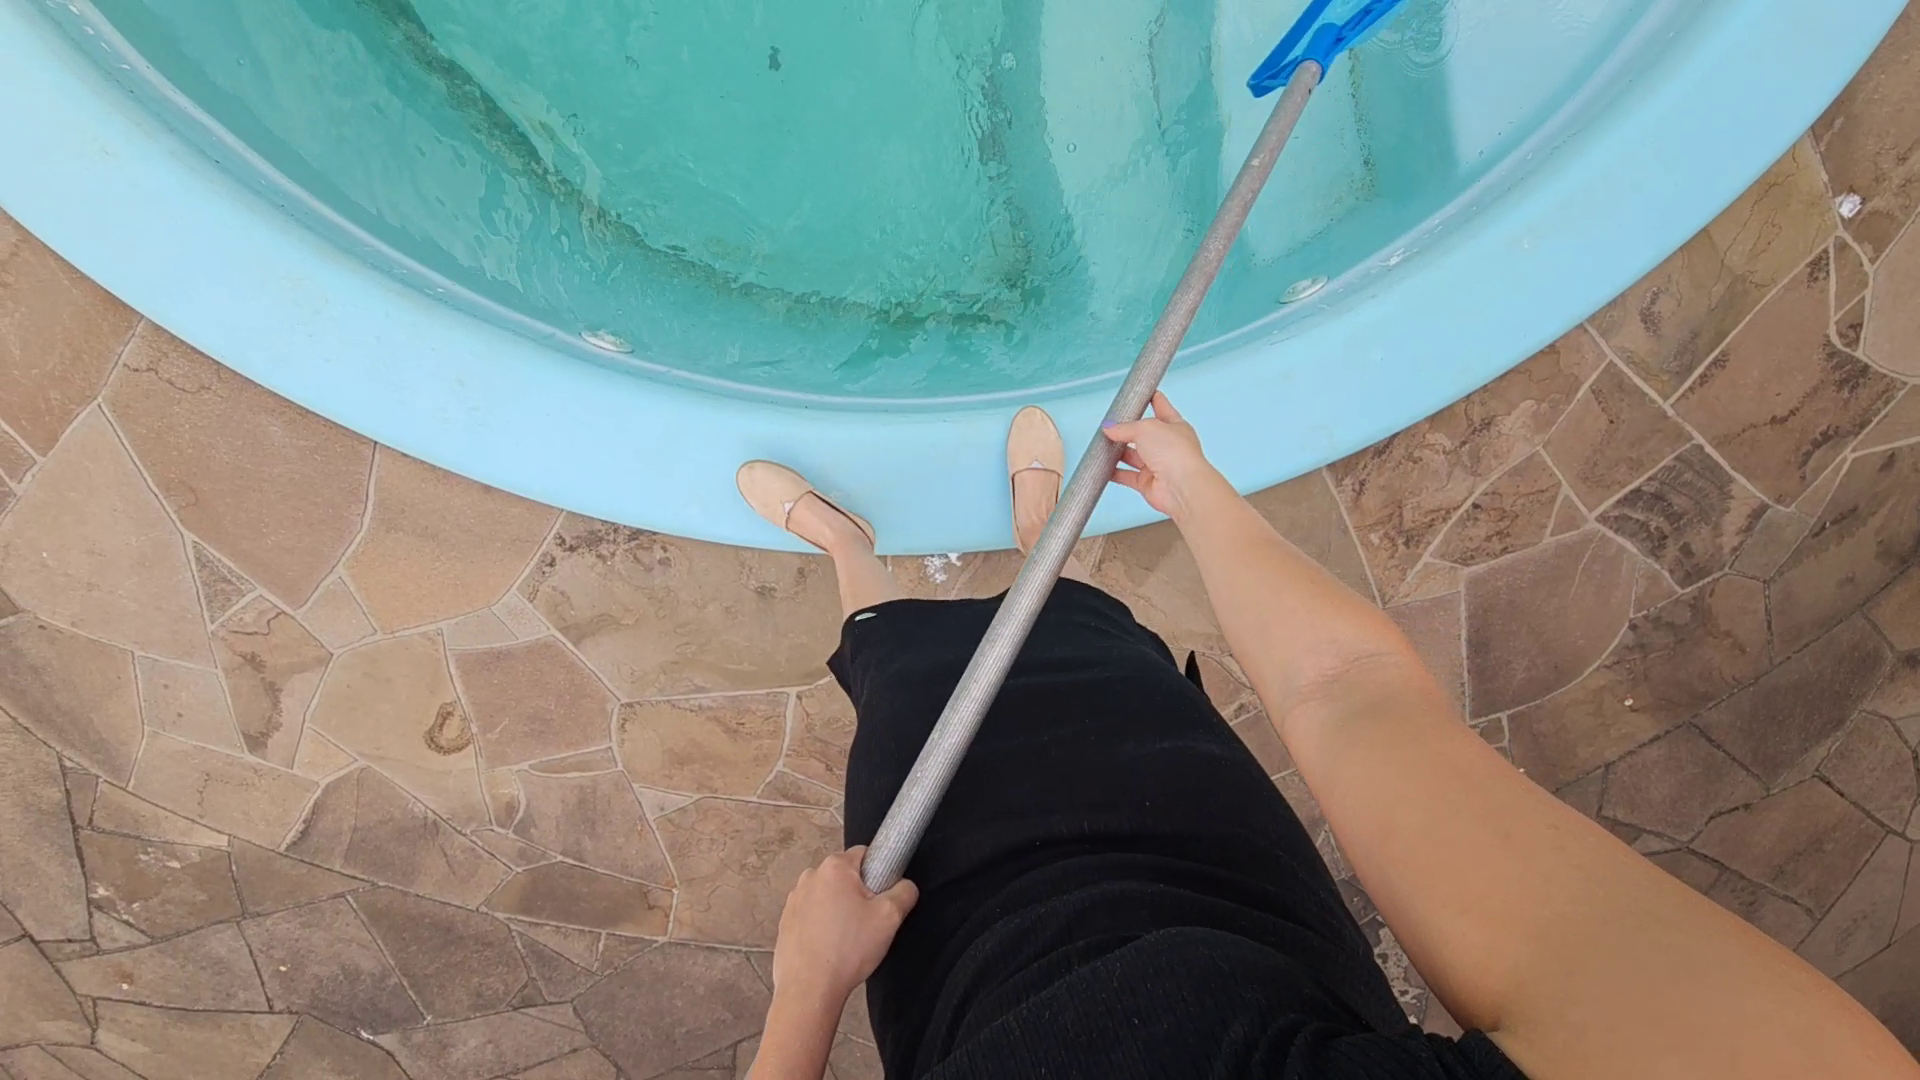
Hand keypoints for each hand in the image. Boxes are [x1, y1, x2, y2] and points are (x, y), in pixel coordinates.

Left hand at [771, 846, 918, 1002]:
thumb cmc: (848, 950)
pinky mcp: (785, 921)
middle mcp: (810, 875)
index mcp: (835, 867)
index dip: (878, 874)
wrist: (809, 990)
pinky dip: (821, 925)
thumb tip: (906, 885)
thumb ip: (905, 892)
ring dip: (838, 909)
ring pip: (828, 895)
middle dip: (858, 894)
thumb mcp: (890, 917)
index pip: (864, 854)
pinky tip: (829, 947)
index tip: (880, 899)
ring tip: (846, 939)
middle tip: (867, 922)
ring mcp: (794, 898)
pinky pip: (811, 914)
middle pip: (845, 876)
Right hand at [1103, 392, 1223, 521]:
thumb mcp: (1146, 428)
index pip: (1160, 406)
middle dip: (1125, 430)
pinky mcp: (1146, 483)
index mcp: (1174, 426)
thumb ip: (1125, 427)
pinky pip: (1126, 476)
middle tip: (1109, 425)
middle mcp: (1166, 445)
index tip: (1138, 393)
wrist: (1181, 486)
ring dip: (1117, 452)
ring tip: (1102, 445)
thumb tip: (1109, 428)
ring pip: (1132, 456)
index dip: (1150, 398)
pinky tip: (1103, 467)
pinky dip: (1114, 472)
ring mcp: (1157, 464)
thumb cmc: (1176, 454)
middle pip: (1141, 434)